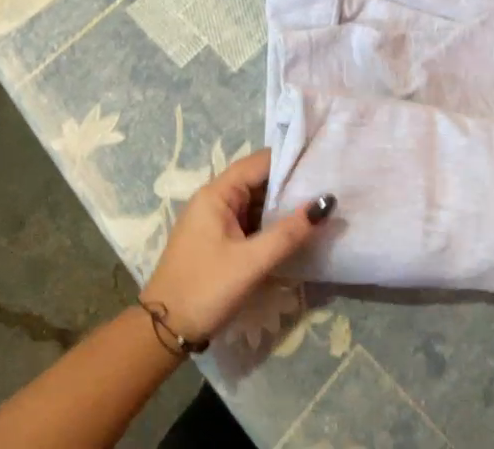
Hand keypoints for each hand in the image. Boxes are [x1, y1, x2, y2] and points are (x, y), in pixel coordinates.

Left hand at [139, 148, 334, 343]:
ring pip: (256, 204)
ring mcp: (215, 222)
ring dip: (283, 207)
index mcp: (216, 194)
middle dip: (291, 185)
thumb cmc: (205, 289)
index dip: (291, 160)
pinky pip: (250, 223)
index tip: (324, 163)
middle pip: (259, 181)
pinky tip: (296, 233)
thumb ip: (289, 232)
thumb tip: (327, 201)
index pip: (260, 162)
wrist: (163, 333)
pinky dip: (271, 225)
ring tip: (321, 208)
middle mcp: (214, 200)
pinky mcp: (218, 242)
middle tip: (330, 187)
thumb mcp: (252, 262)